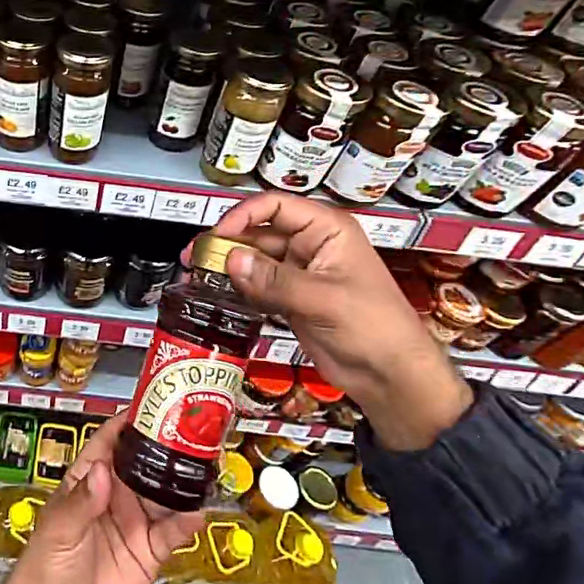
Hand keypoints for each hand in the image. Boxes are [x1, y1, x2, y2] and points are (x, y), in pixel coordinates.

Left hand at [0, 415, 204, 583]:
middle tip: (192, 429)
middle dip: (165, 445)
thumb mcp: (58, 528)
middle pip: (144, 463)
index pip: (110, 442)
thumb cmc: (45, 566)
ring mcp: (134, 522)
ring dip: (182, 480)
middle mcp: (116, 495)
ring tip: (206, 463)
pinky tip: (199, 512)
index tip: (151, 402)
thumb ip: (82, 501)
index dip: (128, 422)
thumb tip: (103, 471)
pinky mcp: (149, 552)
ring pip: (164, 493)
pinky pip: (172, 532)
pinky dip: (187, 522)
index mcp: (89, 480)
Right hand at [209, 191, 471, 450]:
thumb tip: (230, 261)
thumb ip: (275, 280)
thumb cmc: (374, 327)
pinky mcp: (290, 299)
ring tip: (196, 275)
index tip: (218, 236)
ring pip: (254, 259)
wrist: (391, 377)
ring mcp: (299, 273)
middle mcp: (310, 245)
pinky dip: (236, 287)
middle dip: (226, 242)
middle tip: (193, 258)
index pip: (276, 206)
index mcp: (327, 230)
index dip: (244, 215)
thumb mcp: (324, 299)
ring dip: (226, 266)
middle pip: (259, 232)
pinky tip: (215, 293)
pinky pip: (256, 285)